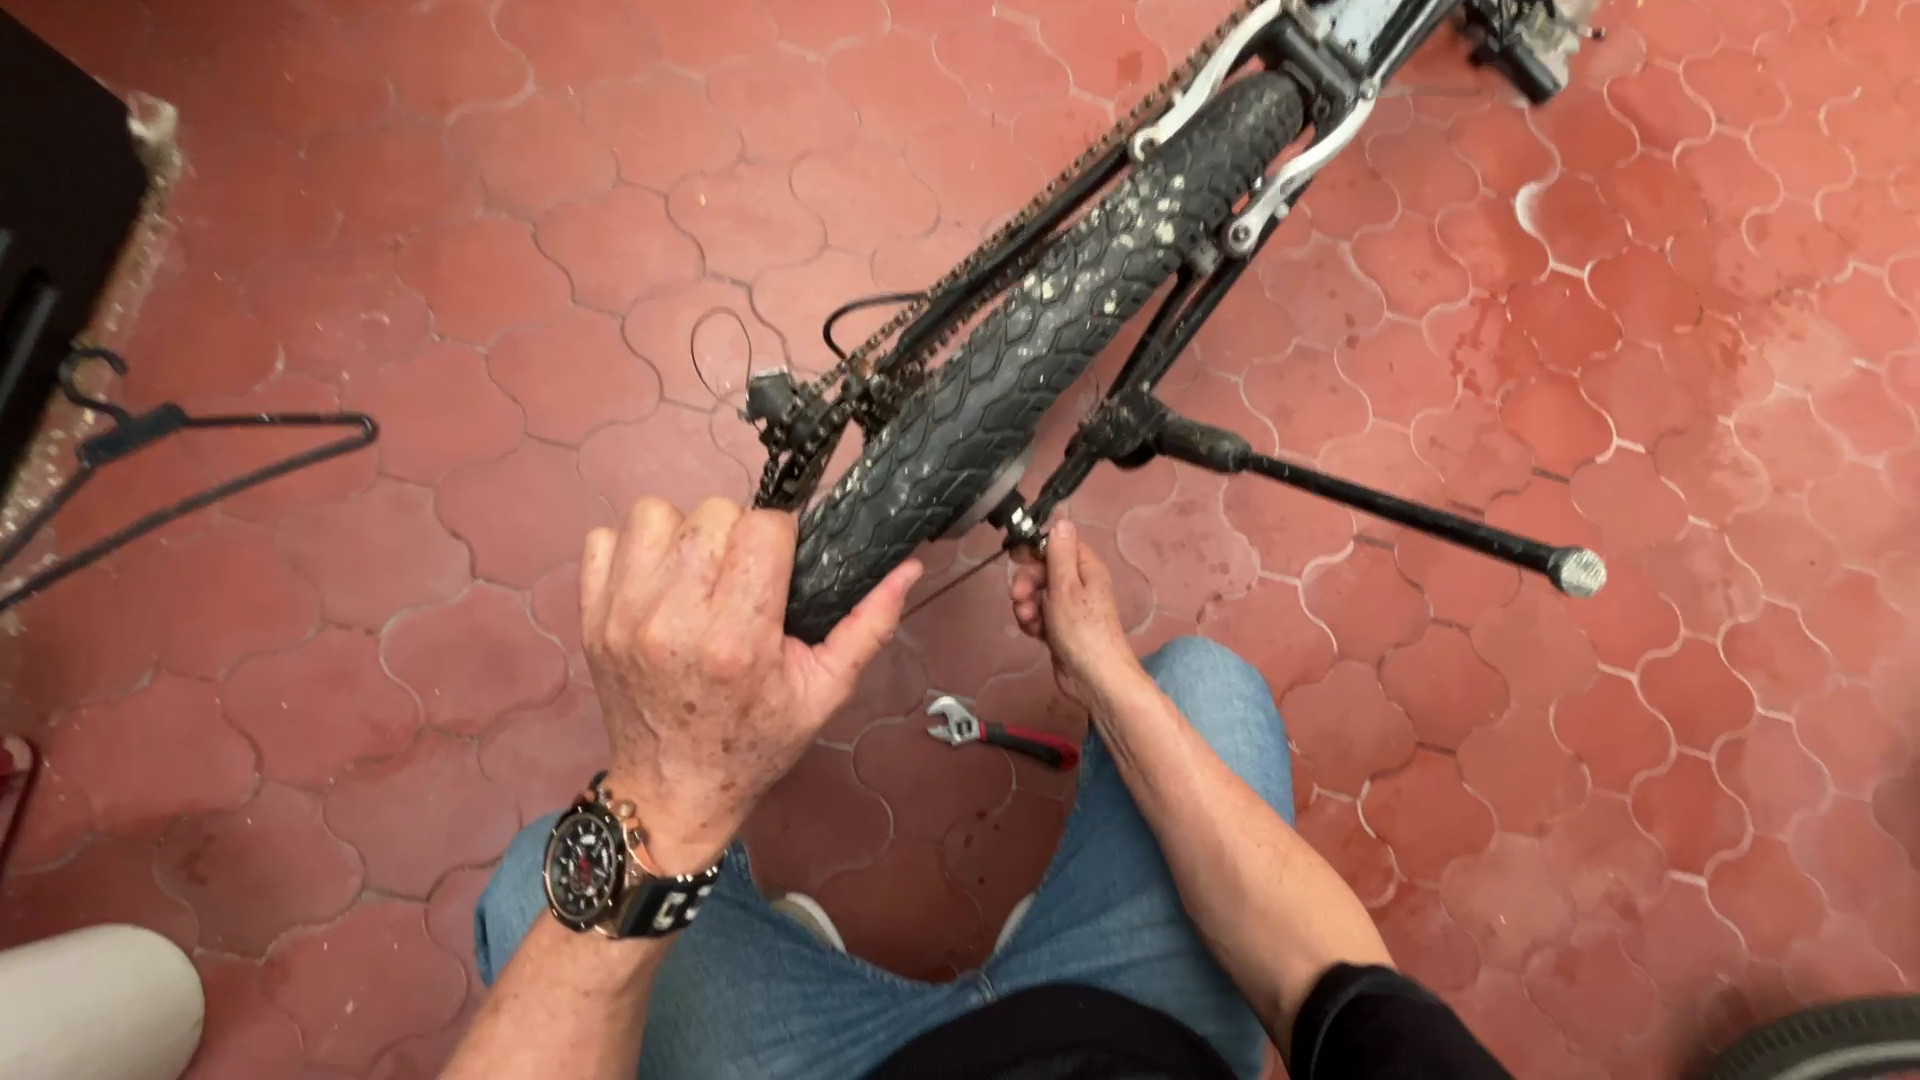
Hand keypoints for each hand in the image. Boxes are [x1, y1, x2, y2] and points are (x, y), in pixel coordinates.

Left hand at [580, 498, 921, 872]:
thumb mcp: (827, 691)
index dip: (782, 539)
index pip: (763, 527)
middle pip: (714, 514)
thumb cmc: (758, 742)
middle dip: (738, 537)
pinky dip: (635, 550)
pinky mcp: (590, 616)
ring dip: (686, 536)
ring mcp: (623, 615)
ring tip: (701, 577)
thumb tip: (909, 566)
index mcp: (738, 637)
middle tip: (745, 580)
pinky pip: (605, 537)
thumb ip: (870, 624)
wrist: (673, 791)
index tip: (782, 568)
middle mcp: (674, 618)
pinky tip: (658, 584)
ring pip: (658, 515)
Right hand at [1009, 521, 1136, 704]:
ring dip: (1027, 605)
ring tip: (1029, 621)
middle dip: (1027, 582)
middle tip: (1019, 596)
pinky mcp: (1060, 629)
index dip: (1035, 549)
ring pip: (1037, 595)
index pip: (1058, 545)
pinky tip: (1033, 633)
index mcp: (1086, 568)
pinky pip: (1039, 616)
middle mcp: (1079, 584)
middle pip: (1043, 570)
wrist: (1093, 678)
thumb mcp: (1066, 586)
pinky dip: (1033, 622)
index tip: (1016, 556)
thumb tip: (1062, 519)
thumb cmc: (1082, 629)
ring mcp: (1069, 608)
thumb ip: (1060, 553)